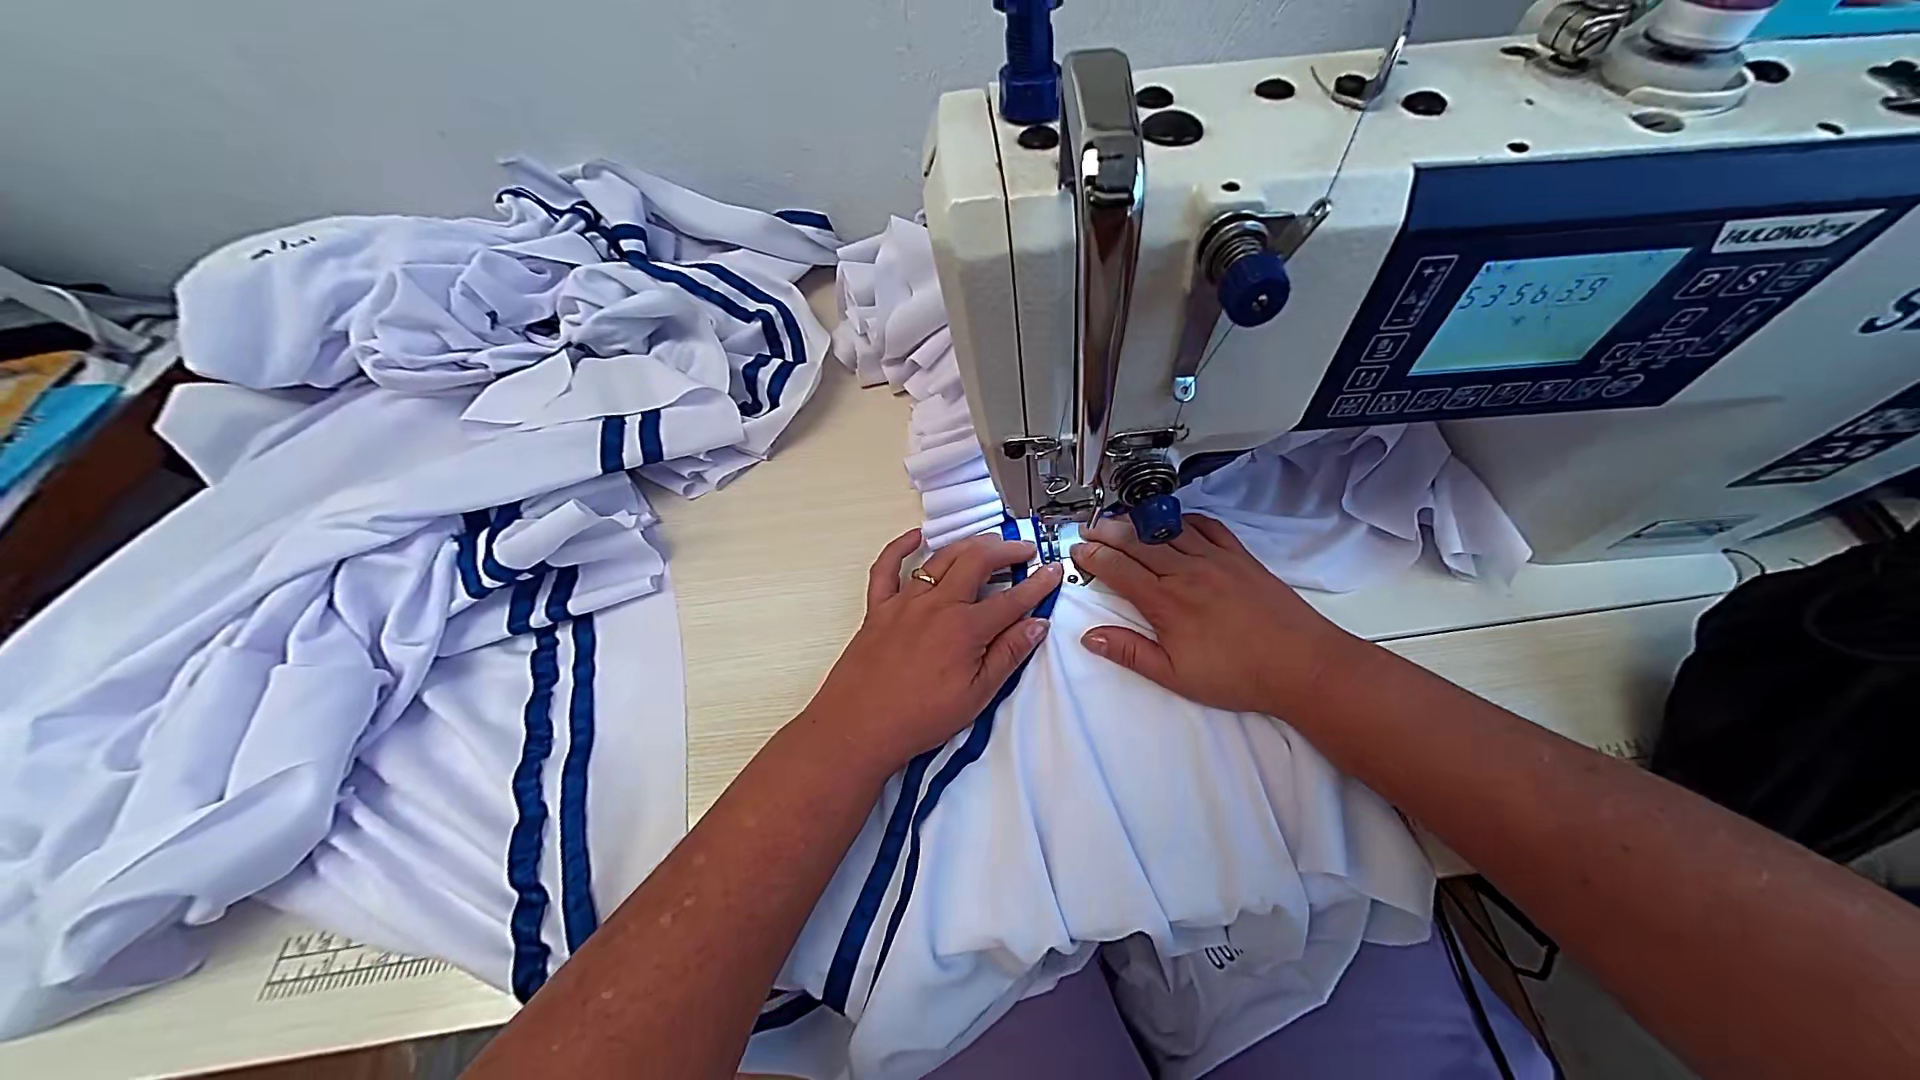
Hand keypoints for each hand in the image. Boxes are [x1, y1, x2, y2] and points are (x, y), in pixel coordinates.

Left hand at [800, 529, 1063, 775]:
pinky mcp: (879, 608)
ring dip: (968, 545)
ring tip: (987, 543)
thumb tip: (1035, 627)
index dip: (1037, 584)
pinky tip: (914, 538)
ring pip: (941, 558)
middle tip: (1022, 550)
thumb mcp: (976, 695)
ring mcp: (904, 603)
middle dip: (1005, 550)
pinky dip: (900, 547)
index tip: (1052, 572)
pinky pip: (887, 568)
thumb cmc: (916, 718)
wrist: (859, 728)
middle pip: (977, 561)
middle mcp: (936, 606)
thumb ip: (1007, 655)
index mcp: (964, 628)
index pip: (1012, 599)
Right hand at [1069, 514, 1358, 716]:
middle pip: (1137, 542)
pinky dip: (1187, 521)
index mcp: (1167, 602)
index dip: (1094, 557)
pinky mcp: (1240, 558)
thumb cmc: (1241, 675)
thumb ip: (1130, 652)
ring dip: (1139, 523)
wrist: (1301, 665)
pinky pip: (1208, 527)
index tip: (1079, 551)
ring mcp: (1215, 560)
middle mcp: (1187, 573)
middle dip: (1107, 533)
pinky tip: (1177, 523)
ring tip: (1121, 521)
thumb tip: (1093, 637)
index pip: (1118, 569)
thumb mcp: (1175, 675)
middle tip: (1090, 528)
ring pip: (1168, 531)